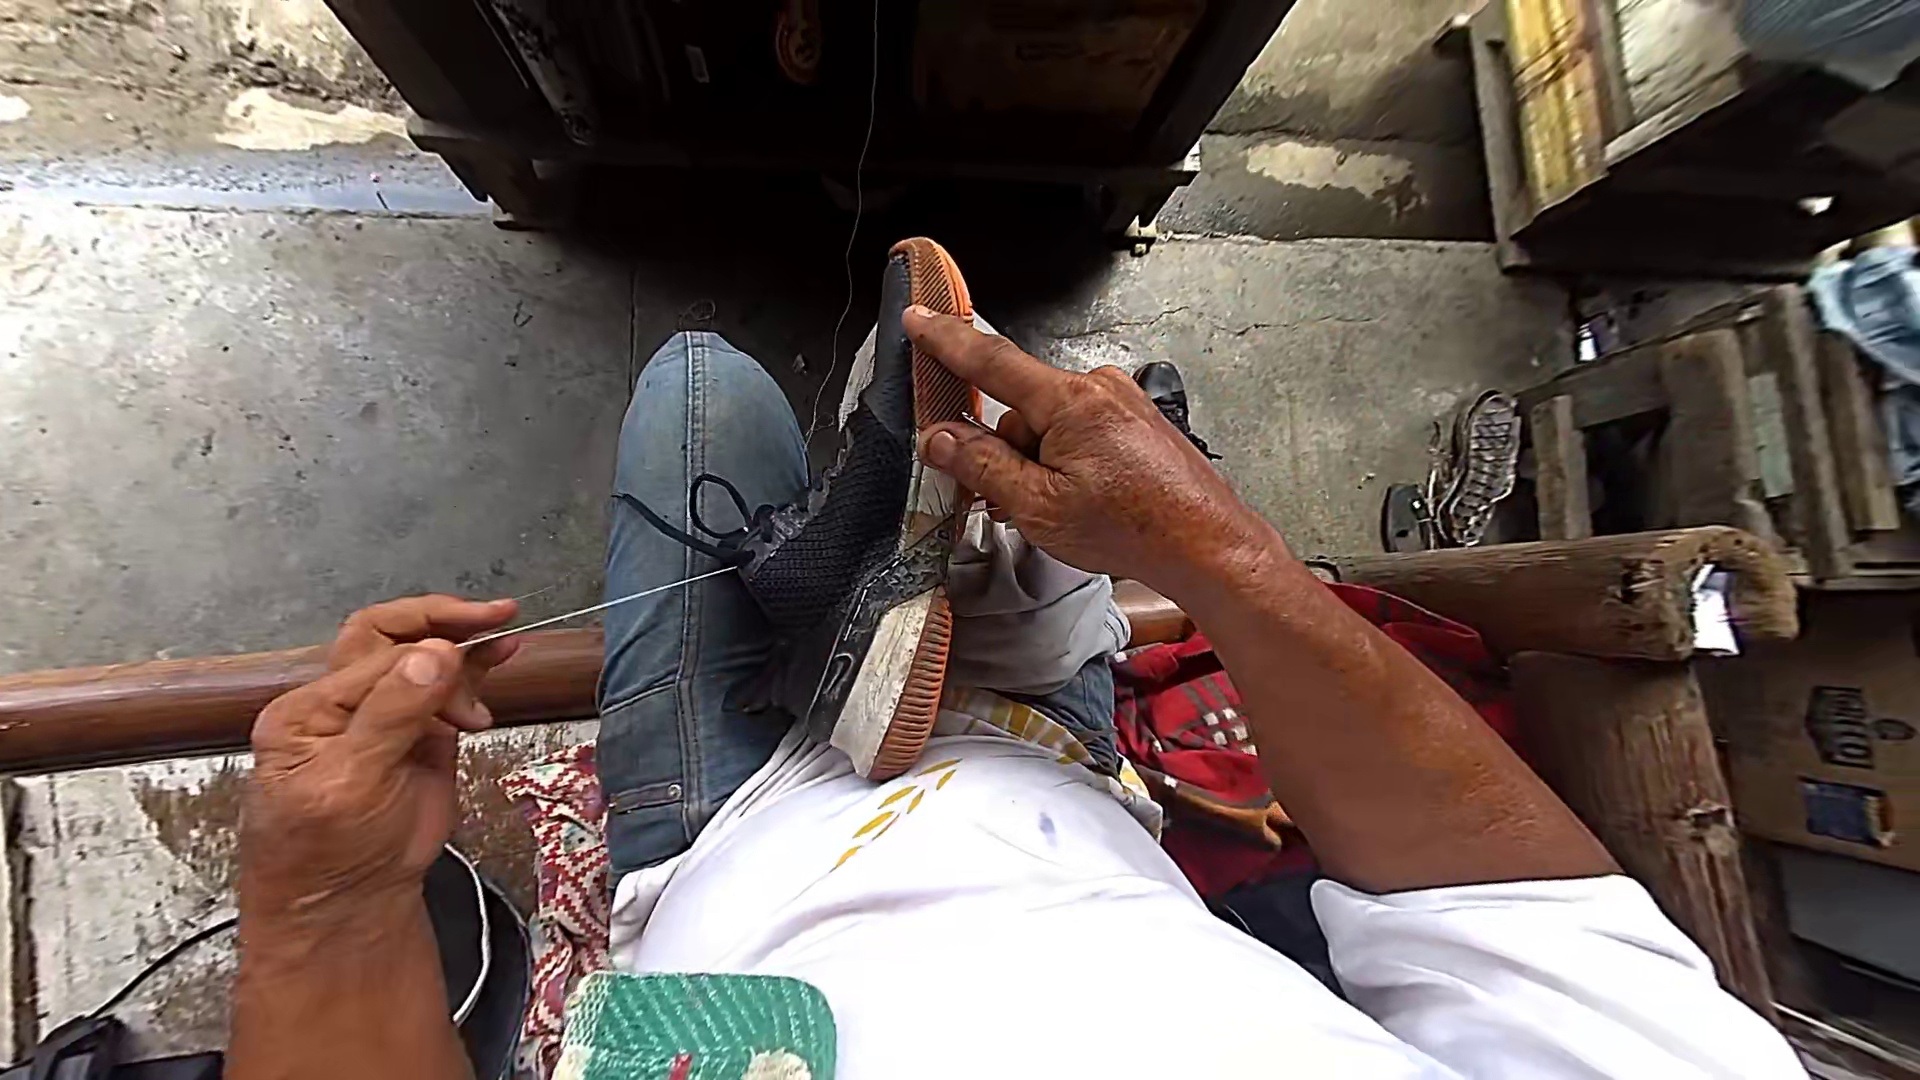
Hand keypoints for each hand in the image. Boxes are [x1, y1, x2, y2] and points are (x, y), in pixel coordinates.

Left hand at [240, 596, 518, 926]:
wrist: (353, 897)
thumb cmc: (333, 848)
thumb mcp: (355, 781)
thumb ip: (393, 713)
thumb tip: (437, 651)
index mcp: (312, 709)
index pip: (380, 653)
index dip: (431, 655)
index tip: (474, 663)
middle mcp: (347, 700)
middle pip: (394, 634)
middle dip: (447, 618)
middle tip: (500, 613)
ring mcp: (389, 711)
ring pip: (428, 653)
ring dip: (470, 644)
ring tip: (509, 644)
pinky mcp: (425, 725)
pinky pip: (453, 681)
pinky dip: (480, 665)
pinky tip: (502, 656)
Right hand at [905, 306, 1280, 598]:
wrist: (1205, 545)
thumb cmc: (1132, 527)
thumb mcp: (1039, 505)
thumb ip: (982, 466)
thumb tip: (939, 438)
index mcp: (1070, 402)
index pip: (991, 361)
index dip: (946, 340)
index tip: (919, 319)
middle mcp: (1097, 390)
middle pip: (1019, 409)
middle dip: (1006, 451)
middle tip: (1014, 499)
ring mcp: (1119, 404)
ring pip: (1048, 425)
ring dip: (1036, 463)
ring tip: (1058, 508)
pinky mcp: (1132, 422)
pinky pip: (1077, 431)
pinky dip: (1063, 461)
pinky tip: (1076, 497)